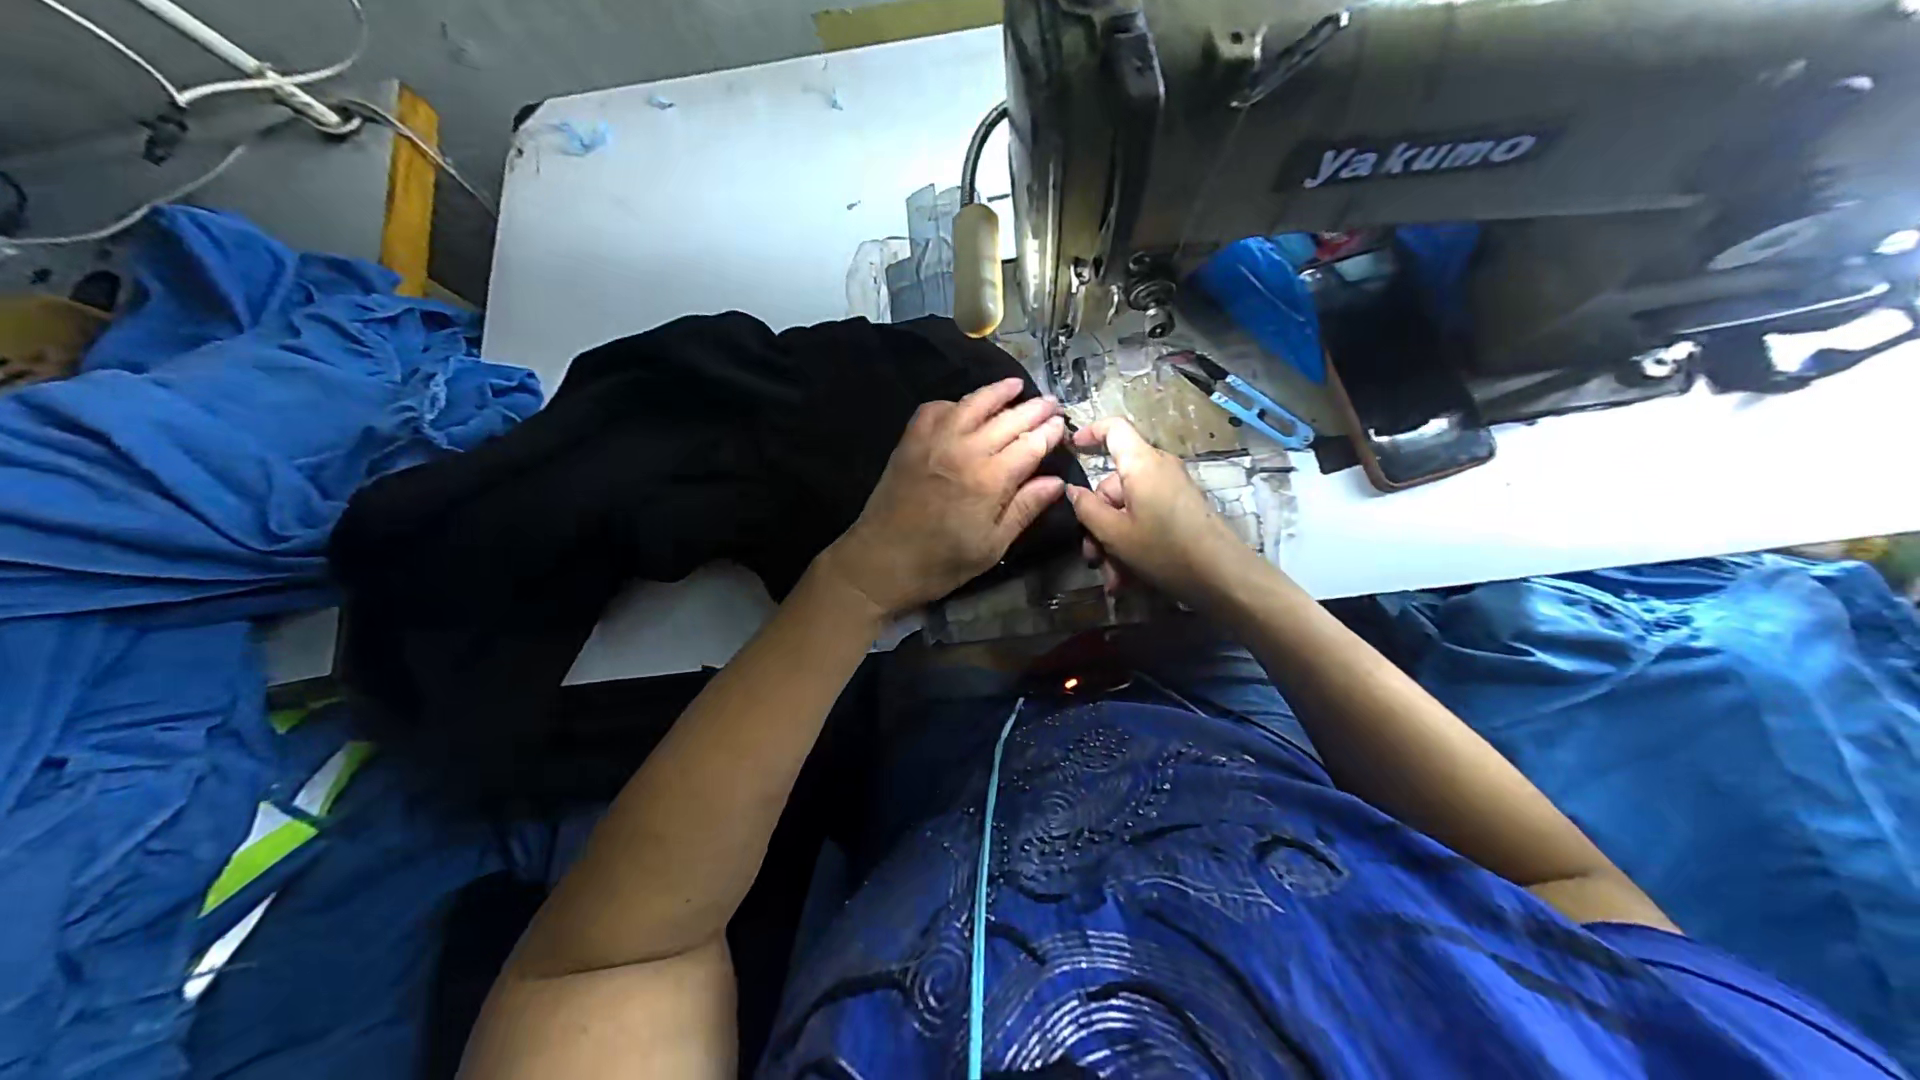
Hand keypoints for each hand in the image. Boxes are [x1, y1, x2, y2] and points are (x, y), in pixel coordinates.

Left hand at [821, 378, 1067, 616]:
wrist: (880, 562)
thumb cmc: (941, 563)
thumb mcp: (992, 546)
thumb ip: (1025, 508)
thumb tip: (1056, 481)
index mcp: (990, 479)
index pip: (1030, 444)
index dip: (1049, 432)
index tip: (1063, 424)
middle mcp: (965, 449)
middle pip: (1007, 419)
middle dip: (1033, 409)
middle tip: (1051, 402)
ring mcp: (935, 440)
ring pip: (973, 404)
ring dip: (997, 392)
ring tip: (1016, 385)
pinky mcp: (911, 440)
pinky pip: (936, 408)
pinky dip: (955, 402)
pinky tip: (965, 405)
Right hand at [1065, 417, 1268, 612]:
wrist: (1222, 575)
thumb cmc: (1163, 549)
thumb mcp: (1114, 533)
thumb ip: (1086, 508)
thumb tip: (1073, 490)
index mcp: (1141, 463)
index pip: (1114, 428)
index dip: (1090, 433)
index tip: (1071, 449)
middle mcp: (1157, 468)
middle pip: (1113, 484)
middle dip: (1098, 522)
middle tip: (1092, 558)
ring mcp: (1171, 489)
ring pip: (1127, 508)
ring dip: (1114, 542)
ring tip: (1113, 577)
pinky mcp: (1180, 509)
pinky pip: (1145, 518)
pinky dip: (1132, 542)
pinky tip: (1127, 577)